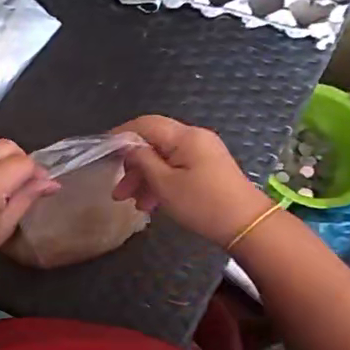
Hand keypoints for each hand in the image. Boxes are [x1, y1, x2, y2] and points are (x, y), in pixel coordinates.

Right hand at [113, 115, 273, 247]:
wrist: (246, 225)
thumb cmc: (202, 204)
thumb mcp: (165, 184)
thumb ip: (143, 161)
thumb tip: (129, 147)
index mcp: (185, 136)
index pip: (146, 124)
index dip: (122, 135)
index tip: (103, 151)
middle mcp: (195, 138)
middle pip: (154, 144)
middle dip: (133, 166)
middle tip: (119, 192)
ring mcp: (203, 154)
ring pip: (164, 159)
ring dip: (146, 179)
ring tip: (134, 204)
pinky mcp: (208, 169)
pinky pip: (177, 169)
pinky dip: (161, 183)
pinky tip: (152, 204)